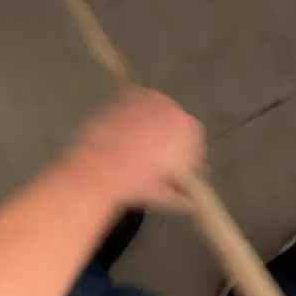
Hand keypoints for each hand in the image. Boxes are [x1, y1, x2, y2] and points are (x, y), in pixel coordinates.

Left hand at [63, 89, 203, 209]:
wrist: (99, 168)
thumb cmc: (136, 181)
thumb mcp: (166, 195)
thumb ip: (183, 193)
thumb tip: (188, 197)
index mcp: (188, 130)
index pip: (196, 143)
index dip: (187, 159)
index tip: (179, 170)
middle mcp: (173, 109)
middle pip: (178, 125)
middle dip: (171, 141)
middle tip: (158, 159)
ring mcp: (148, 101)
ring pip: (159, 114)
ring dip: (154, 127)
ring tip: (140, 147)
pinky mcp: (127, 98)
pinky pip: (139, 106)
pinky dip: (136, 117)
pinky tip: (127, 134)